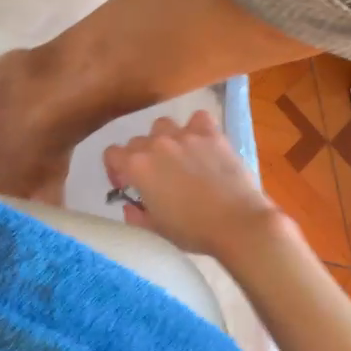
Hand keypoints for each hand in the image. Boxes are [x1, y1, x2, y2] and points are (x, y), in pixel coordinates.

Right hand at [103, 111, 291, 262]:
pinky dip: (197, 128)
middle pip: (137, 141)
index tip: (127, 185)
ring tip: (178, 157)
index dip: (116, 169)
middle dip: (141, 158)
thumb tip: (130, 206)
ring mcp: (184, 135)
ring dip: (165, 139)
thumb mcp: (156, 230)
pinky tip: (202, 144)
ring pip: (162, 125)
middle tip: (157, 178)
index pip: (111, 154)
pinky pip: (198, 119)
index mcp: (137, 166)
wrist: (239, 225)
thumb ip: (135, 216)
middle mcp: (155, 143)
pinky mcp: (211, 134)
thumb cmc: (194, 231)